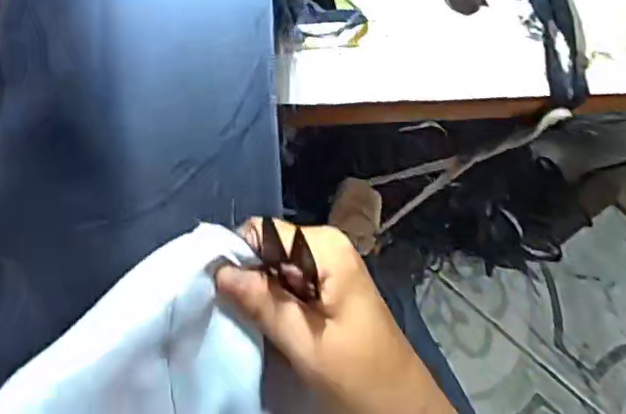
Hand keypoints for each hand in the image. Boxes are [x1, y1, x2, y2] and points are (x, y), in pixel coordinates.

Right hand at [216, 220, 454, 413]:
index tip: (229, 293)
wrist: (406, 411)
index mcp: (325, 246)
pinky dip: (280, 303)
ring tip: (263, 325)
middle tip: (248, 316)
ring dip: (265, 294)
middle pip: (270, 246)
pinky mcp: (330, 286)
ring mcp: (330, 265)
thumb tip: (219, 270)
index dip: (242, 257)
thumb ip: (263, 303)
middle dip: (254, 278)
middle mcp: (327, 245)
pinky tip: (281, 328)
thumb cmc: (360, 376)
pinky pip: (291, 282)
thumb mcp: (306, 344)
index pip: (264, 230)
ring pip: (277, 266)